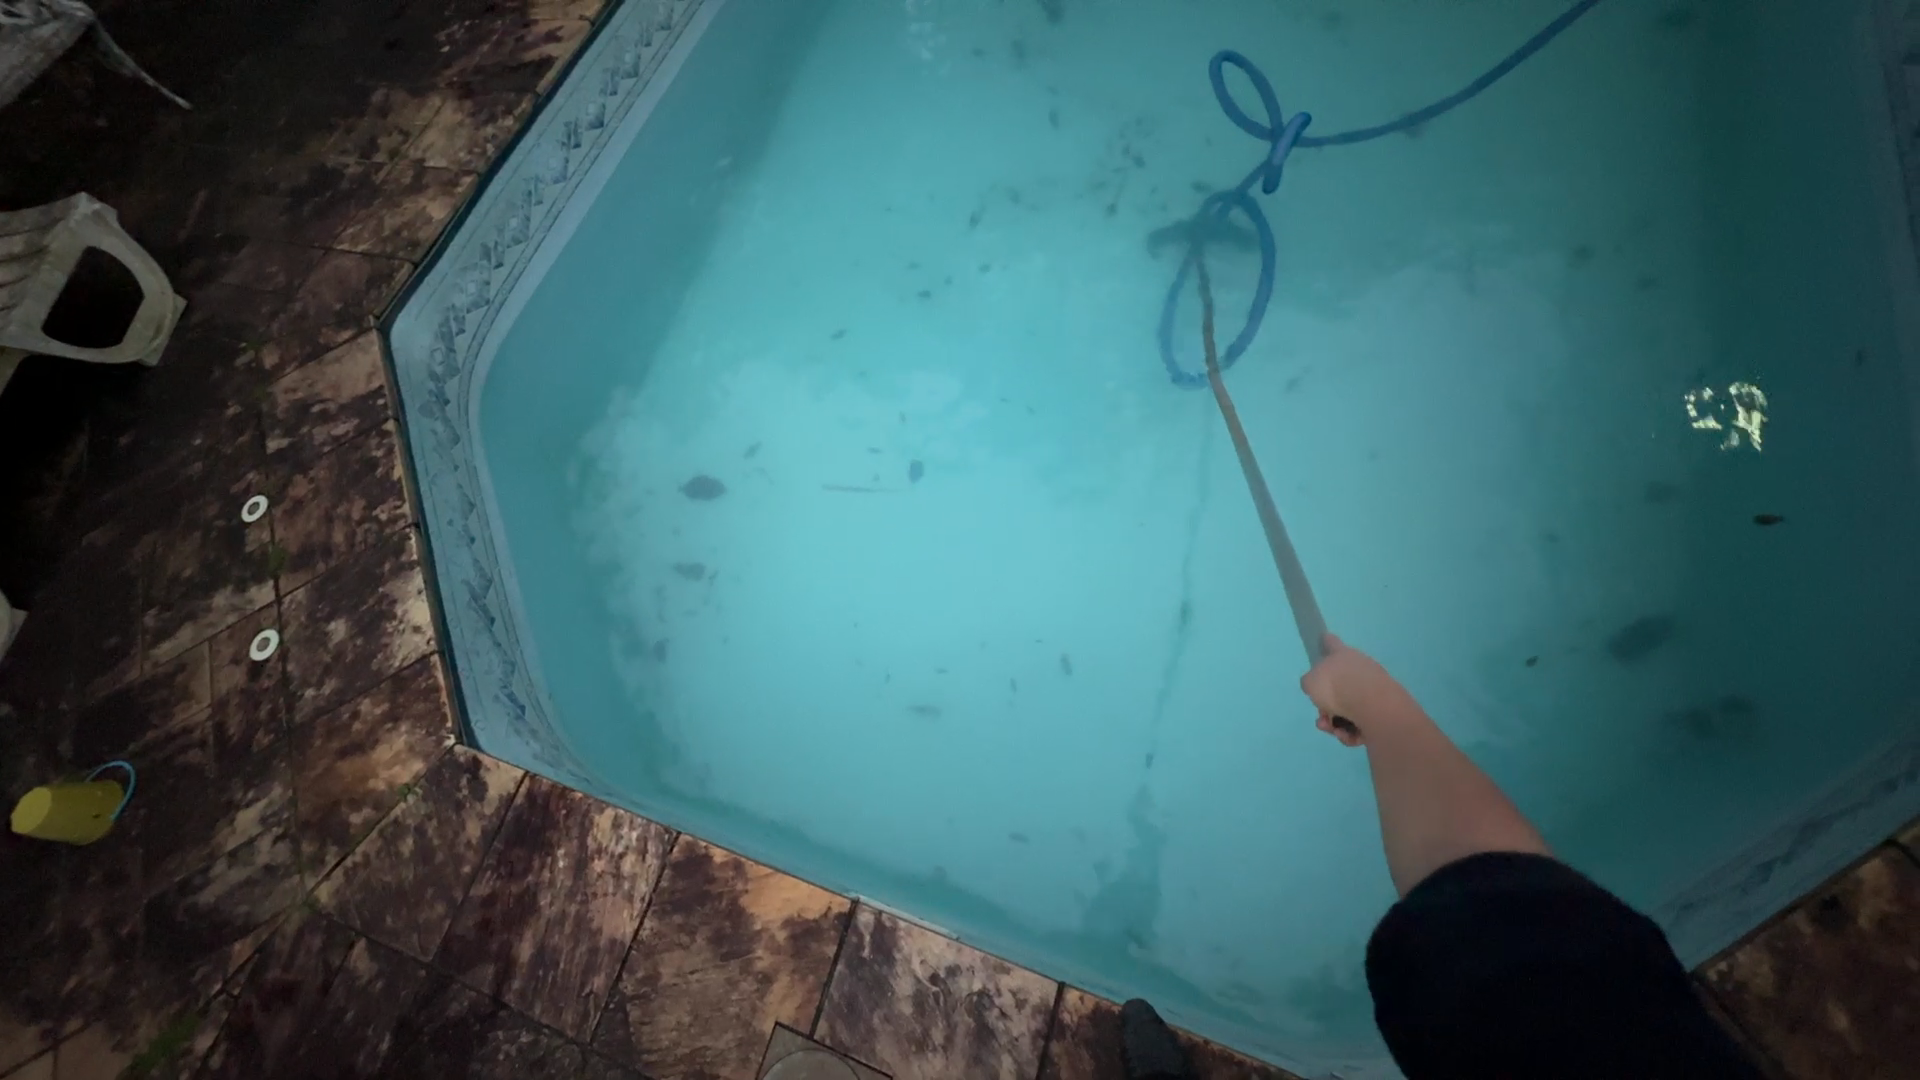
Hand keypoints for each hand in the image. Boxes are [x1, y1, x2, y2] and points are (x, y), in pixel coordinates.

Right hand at [1301, 634, 1413, 746]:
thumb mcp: (1310, 682)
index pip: (1331, 643)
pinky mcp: (1385, 709)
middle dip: (1327, 705)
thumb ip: (1310, 683)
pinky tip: (1349, 735)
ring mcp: (1374, 688)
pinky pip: (1361, 721)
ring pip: (1348, 707)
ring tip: (1334, 729)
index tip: (1323, 640)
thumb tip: (1319, 688)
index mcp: (1341, 654)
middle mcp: (1360, 667)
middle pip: (1338, 685)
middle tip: (1322, 717)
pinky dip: (1352, 730)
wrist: (1374, 706)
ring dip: (1337, 721)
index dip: (1325, 643)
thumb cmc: (1336, 687)